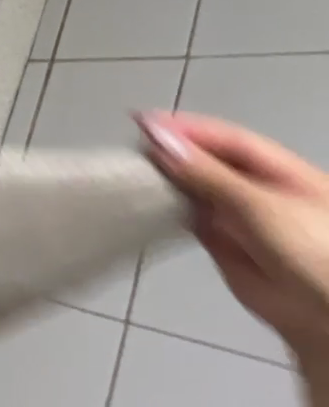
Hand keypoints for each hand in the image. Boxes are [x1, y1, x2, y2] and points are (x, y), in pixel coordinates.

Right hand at [141, 113, 328, 367]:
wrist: (322, 319)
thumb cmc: (315, 255)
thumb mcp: (261, 206)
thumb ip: (207, 173)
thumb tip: (158, 139)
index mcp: (287, 176)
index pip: (230, 140)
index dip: (187, 129)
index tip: (142, 121)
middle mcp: (262, 191)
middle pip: (208, 160)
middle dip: (172, 151)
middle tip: (134, 147)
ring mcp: (240, 215)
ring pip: (193, 184)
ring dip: (164, 176)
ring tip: (132, 170)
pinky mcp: (219, 238)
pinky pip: (186, 212)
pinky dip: (163, 203)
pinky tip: (142, 197)